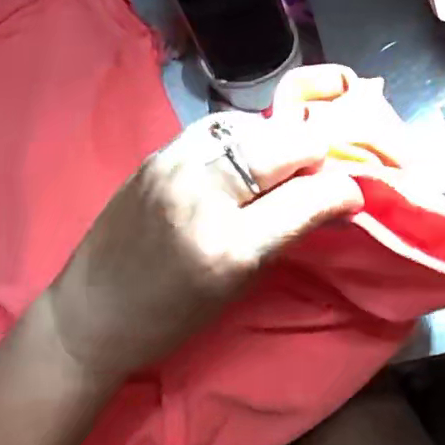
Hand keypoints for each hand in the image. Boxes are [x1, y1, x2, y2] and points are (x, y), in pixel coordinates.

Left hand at [40, 111, 365, 385]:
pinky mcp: (154, 155)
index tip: (352, 192)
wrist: (92, 313)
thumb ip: (282, 235)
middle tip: (321, 165)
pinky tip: (243, 150)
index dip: (340, 191)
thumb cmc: (172, 317)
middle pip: (281, 147)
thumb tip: (324, 197)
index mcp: (229, 248)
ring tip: (282, 156)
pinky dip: (240, 134)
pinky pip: (212, 128)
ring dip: (276, 138)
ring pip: (248, 126)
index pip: (306, 199)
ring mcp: (174, 167)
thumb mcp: (238, 286)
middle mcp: (203, 196)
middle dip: (313, 151)